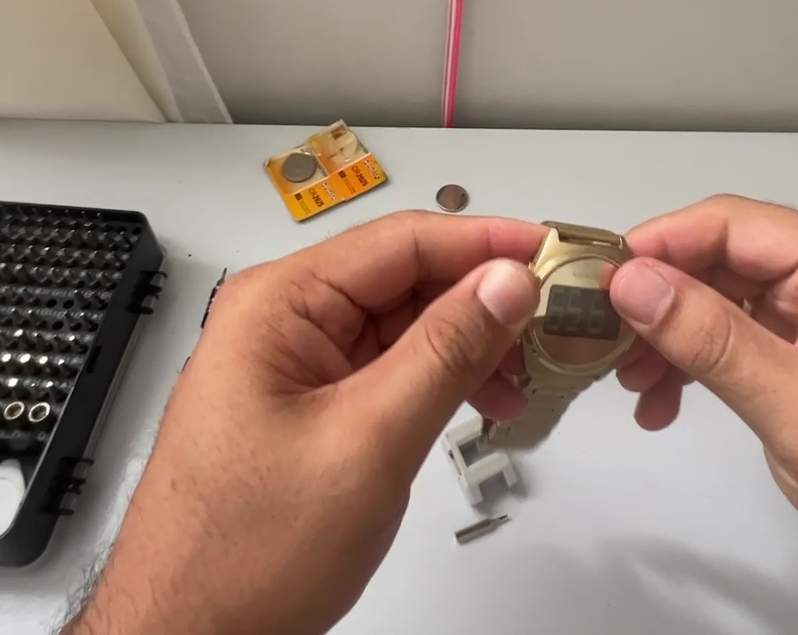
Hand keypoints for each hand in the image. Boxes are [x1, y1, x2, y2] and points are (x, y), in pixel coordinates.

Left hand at [68, 212, 545, 634]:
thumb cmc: (244, 555)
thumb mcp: (367, 442)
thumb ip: (445, 352)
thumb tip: (506, 282)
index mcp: (281, 302)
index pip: (403, 240)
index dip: (484, 240)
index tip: (549, 251)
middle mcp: (289, 317)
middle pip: (408, 276)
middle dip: (484, 294)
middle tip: (553, 312)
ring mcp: (304, 358)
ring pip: (409, 319)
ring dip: (472, 338)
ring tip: (528, 365)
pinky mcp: (320, 397)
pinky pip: (396, 361)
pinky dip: (447, 373)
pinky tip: (487, 394)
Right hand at [608, 197, 797, 634]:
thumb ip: (716, 342)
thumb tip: (633, 282)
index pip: (735, 224)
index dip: (664, 241)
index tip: (605, 276)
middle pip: (717, 258)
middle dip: (658, 295)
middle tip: (606, 334)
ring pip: (711, 299)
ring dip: (665, 334)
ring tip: (630, 379)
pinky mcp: (793, 358)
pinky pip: (722, 340)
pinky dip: (685, 364)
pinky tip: (659, 404)